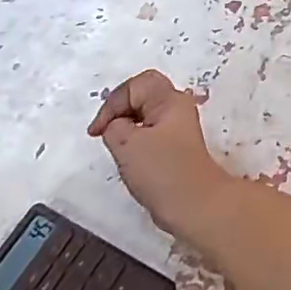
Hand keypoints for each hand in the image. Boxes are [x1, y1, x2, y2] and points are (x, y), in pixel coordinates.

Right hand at [88, 70, 230, 233]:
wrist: (193, 203)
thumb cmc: (162, 170)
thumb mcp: (128, 145)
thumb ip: (114, 127)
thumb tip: (116, 124)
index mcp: (170, 99)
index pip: (136, 85)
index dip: (113, 103)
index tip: (97, 131)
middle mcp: (177, 107)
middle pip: (142, 94)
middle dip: (118, 110)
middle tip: (102, 132)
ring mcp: (178, 126)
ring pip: (145, 113)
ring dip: (126, 125)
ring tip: (113, 146)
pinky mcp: (175, 145)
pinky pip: (150, 131)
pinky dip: (135, 139)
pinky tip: (128, 157)